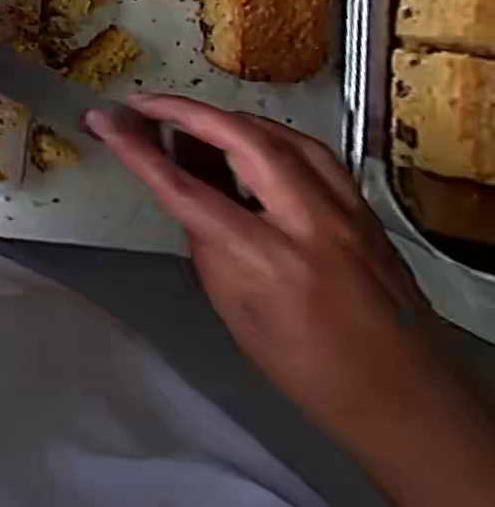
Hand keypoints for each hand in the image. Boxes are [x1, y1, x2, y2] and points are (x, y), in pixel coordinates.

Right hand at [89, 95, 494, 506]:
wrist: (406, 403)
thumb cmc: (298, 359)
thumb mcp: (230, 299)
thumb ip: (205, 234)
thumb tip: (181, 184)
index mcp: (268, 257)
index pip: (184, 186)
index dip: (134, 147)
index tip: (99, 118)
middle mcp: (315, 227)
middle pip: (245, 143)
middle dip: (185, 112)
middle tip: (138, 103)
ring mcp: (353, 219)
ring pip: (288, 139)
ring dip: (229, 117)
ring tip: (187, 115)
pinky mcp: (370, 218)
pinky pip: (316, 158)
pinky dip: (270, 136)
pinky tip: (246, 140)